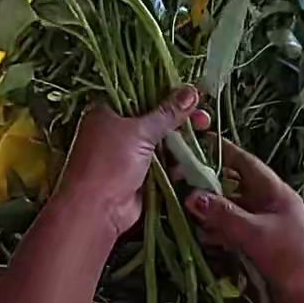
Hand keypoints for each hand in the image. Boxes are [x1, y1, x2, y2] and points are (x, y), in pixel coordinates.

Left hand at [54, 86, 206, 234]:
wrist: (96, 210)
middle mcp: (117, 131)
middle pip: (155, 120)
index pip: (143, 94)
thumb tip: (191, 91)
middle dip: (181, 120)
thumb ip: (167, 113)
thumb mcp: (139, 132)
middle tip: (204, 121)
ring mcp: (129, 156)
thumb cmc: (110, 163)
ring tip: (206, 138)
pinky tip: (196, 160)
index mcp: (108, 111)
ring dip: (182, 143)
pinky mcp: (140, 177)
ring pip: (162, 144)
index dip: (169, 94)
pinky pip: (164, 165)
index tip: (194, 97)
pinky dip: (178, 163)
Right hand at [183, 142, 303, 302]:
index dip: (223, 151)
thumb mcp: (255, 233)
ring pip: (234, 212)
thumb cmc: (292, 258)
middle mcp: (270, 204)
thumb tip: (192, 196)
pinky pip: (237, 233)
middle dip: (210, 185)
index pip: (245, 163)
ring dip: (212, 213)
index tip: (198, 143)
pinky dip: (220, 233)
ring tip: (184, 212)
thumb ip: (224, 215)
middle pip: (235, 187)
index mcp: (274, 192)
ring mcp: (267, 226)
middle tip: (180, 183)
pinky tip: (202, 238)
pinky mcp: (263, 246)